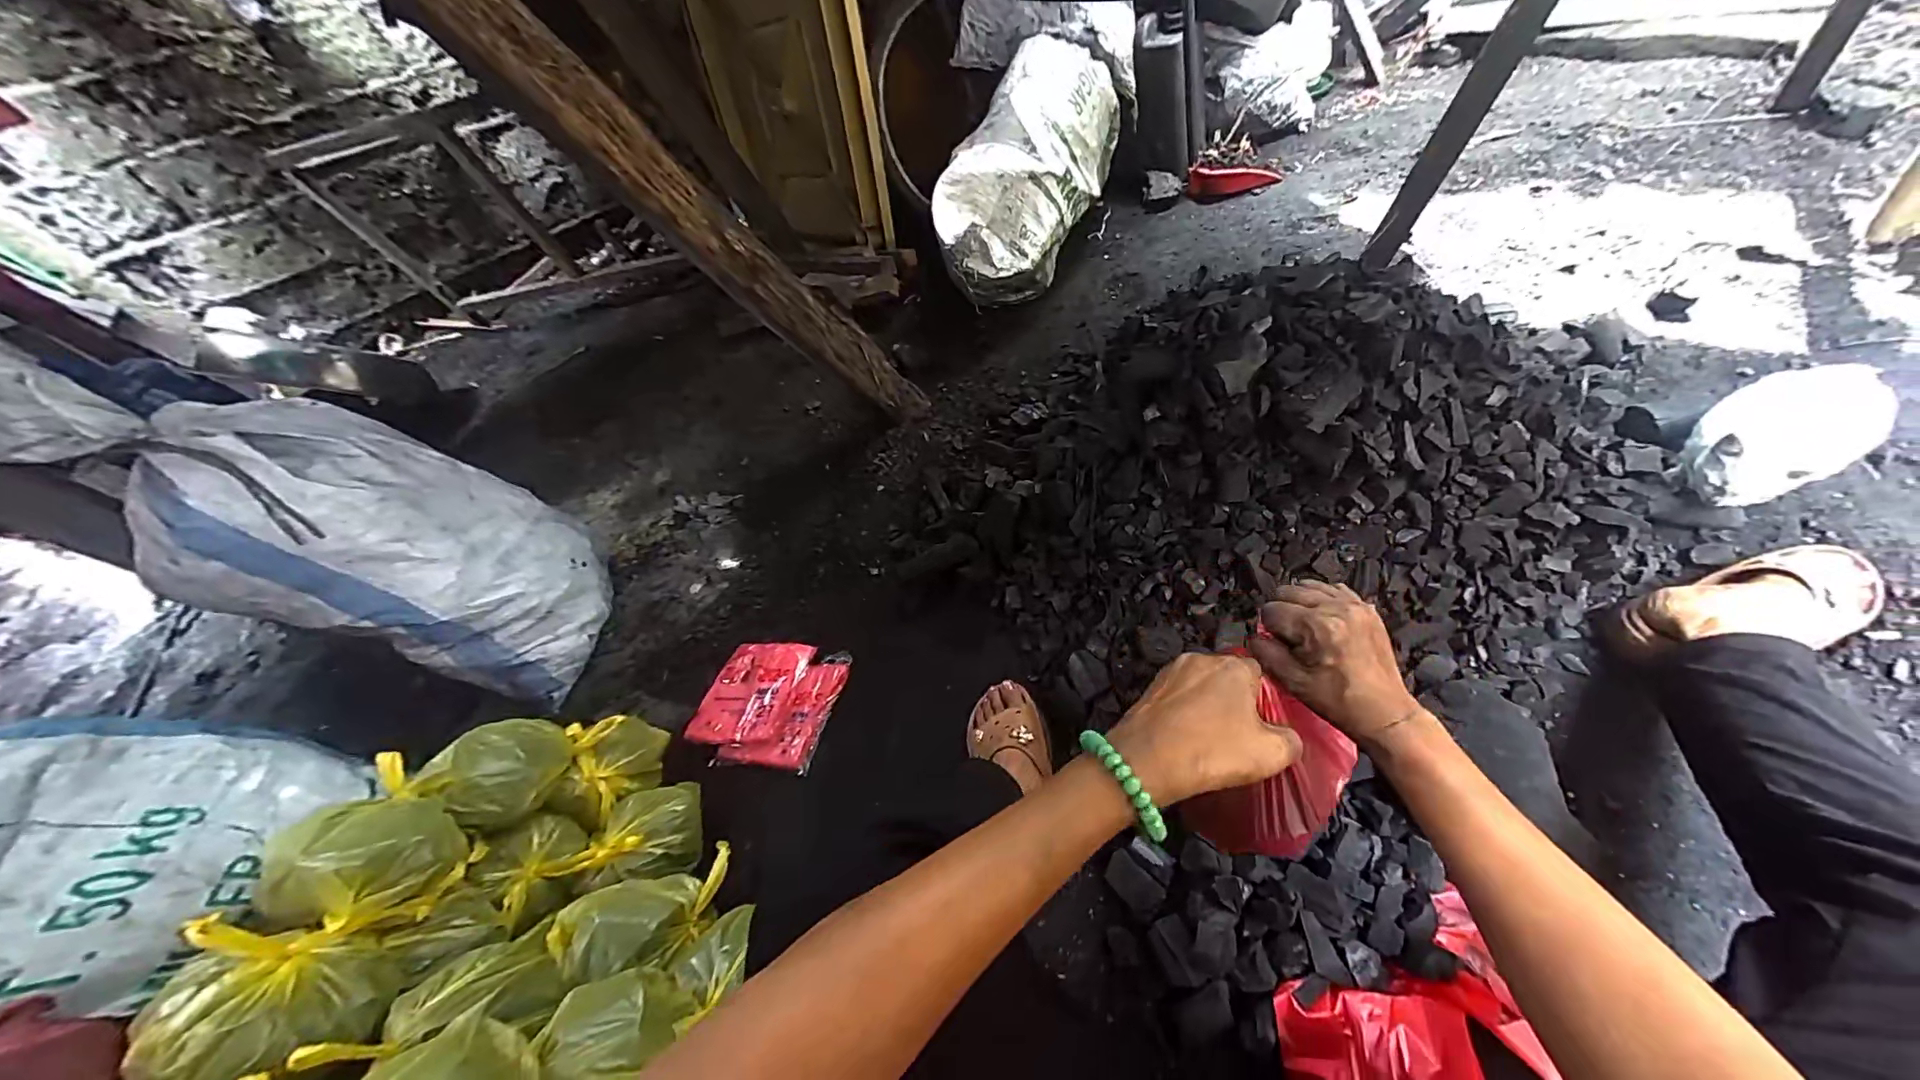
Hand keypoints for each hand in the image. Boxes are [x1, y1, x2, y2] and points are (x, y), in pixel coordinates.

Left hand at [1104, 652, 1300, 804]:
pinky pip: (1176, 698)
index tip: (1260, 727)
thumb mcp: (1272, 754)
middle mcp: (1200, 658)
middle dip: (1233, 702)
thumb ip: (1291, 740)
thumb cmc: (1213, 751)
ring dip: (1205, 708)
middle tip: (1235, 736)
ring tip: (1207, 740)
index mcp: (1234, 665)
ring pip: (1199, 688)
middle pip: (1227, 679)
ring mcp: (1170, 671)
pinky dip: (1182, 713)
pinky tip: (1183, 737)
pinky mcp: (1149, 688)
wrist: (1145, 761)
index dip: (1263, 701)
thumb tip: (1287, 736)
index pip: (1260, 675)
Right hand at [1247, 582, 1424, 750]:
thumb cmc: (1336, 699)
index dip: (1267, 628)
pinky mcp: (1366, 609)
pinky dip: (1321, 599)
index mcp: (1316, 626)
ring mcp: (1354, 605)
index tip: (1277, 644)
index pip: (1271, 610)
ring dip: (1299, 603)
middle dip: (1281, 611)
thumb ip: (1265, 652)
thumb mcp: (1292, 681)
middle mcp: (1336, 608)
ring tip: (1303, 626)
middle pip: (1288, 591)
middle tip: (1288, 636)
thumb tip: (1255, 636)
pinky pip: (1333, 590)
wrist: (1383, 711)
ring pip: (1309, 586)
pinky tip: (1322, 619)